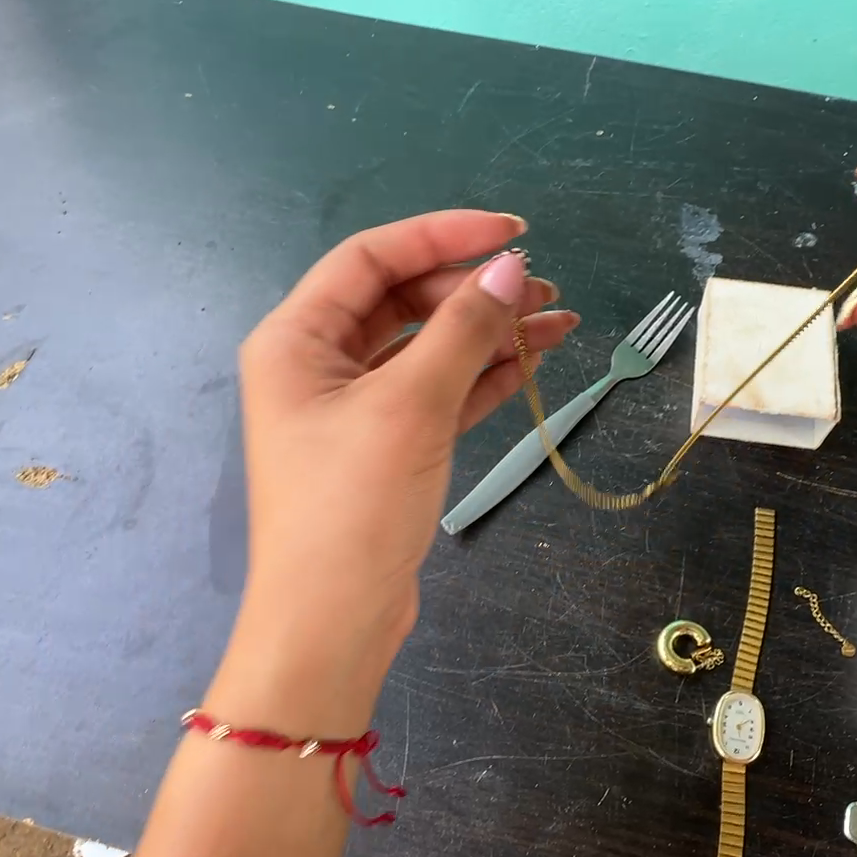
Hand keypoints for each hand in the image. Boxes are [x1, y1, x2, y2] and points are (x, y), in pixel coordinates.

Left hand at [224, 211, 575, 723]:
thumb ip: (462, 331)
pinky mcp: (389, 447)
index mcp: (298, 338)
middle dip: (475, 293)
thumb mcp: (410, 406)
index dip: (443, 236)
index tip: (513, 234)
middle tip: (544, 293)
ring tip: (559, 322)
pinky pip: (439, 394)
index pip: (373, 259)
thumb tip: (512, 269)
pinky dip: (482, 378)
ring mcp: (356, 409)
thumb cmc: (354, 505)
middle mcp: (321, 364)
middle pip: (406, 303)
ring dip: (490, 335)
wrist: (335, 622)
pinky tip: (531, 362)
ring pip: (430, 350)